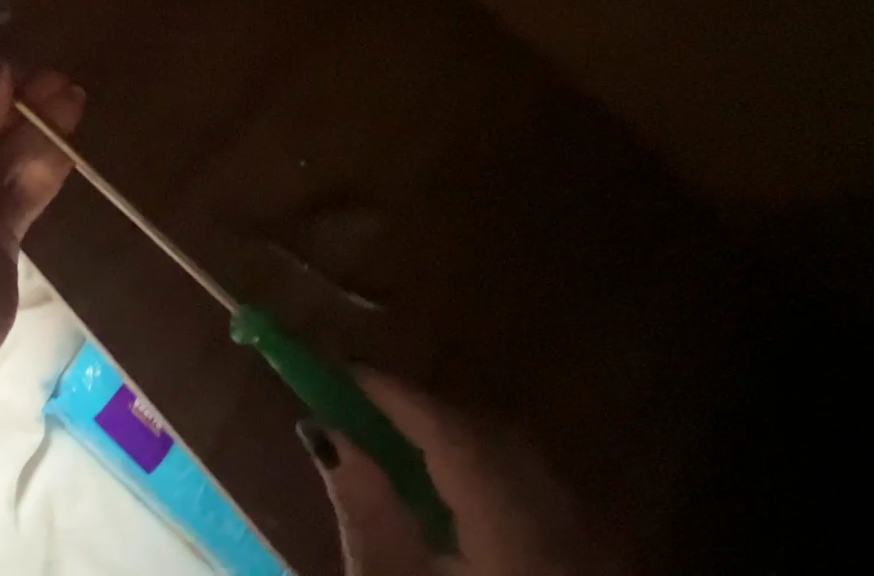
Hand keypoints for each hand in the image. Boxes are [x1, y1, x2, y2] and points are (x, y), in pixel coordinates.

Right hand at [299, 371, 619, 575]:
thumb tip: (322, 430)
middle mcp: (573, 542)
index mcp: (519, 544)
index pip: (454, 437)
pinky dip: (487, 474)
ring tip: (392, 434)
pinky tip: (447, 488)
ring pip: (522, 466)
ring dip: (454, 438)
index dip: (396, 393)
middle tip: (359, 396)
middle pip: (495, 441)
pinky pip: (541, 499)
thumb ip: (364, 509)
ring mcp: (597, 559)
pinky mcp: (596, 573)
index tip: (340, 364)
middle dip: (424, 410)